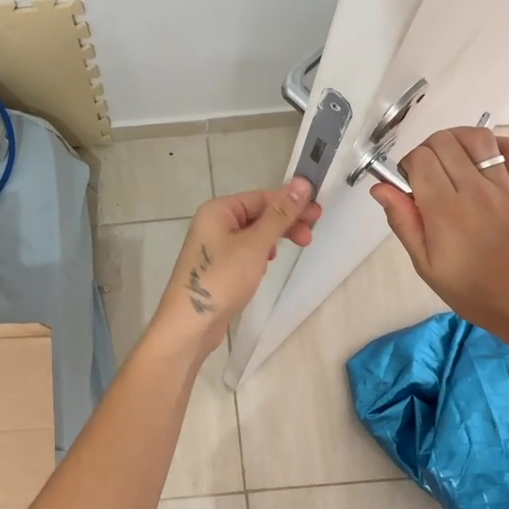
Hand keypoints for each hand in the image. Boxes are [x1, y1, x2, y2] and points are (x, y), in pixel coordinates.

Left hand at [149, 179, 321, 354]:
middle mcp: (212, 224)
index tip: (317, 215)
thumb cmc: (222, 279)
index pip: (261, 197)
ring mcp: (212, 247)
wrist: (190, 325)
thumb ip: (279, 214)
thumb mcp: (255, 244)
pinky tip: (265, 267)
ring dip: (272, 240)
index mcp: (217, 211)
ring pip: (251, 235)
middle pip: (256, 215)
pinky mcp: (216, 268)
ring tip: (284, 255)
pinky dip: (258, 256)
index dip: (290, 204)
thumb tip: (302, 183)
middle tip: (308, 237)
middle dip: (284, 224)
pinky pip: (243, 253)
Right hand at [370, 127, 508, 338]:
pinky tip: (486, 162)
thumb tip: (380, 188)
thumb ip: (403, 222)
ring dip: (457, 140)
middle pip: (443, 141)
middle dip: (426, 152)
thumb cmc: (472, 290)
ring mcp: (505, 186)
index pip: (419, 160)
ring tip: (452, 161)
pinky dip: (498, 144)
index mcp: (446, 212)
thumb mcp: (426, 265)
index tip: (408, 187)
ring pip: (477, 137)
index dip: (406, 167)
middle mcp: (475, 190)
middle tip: (427, 177)